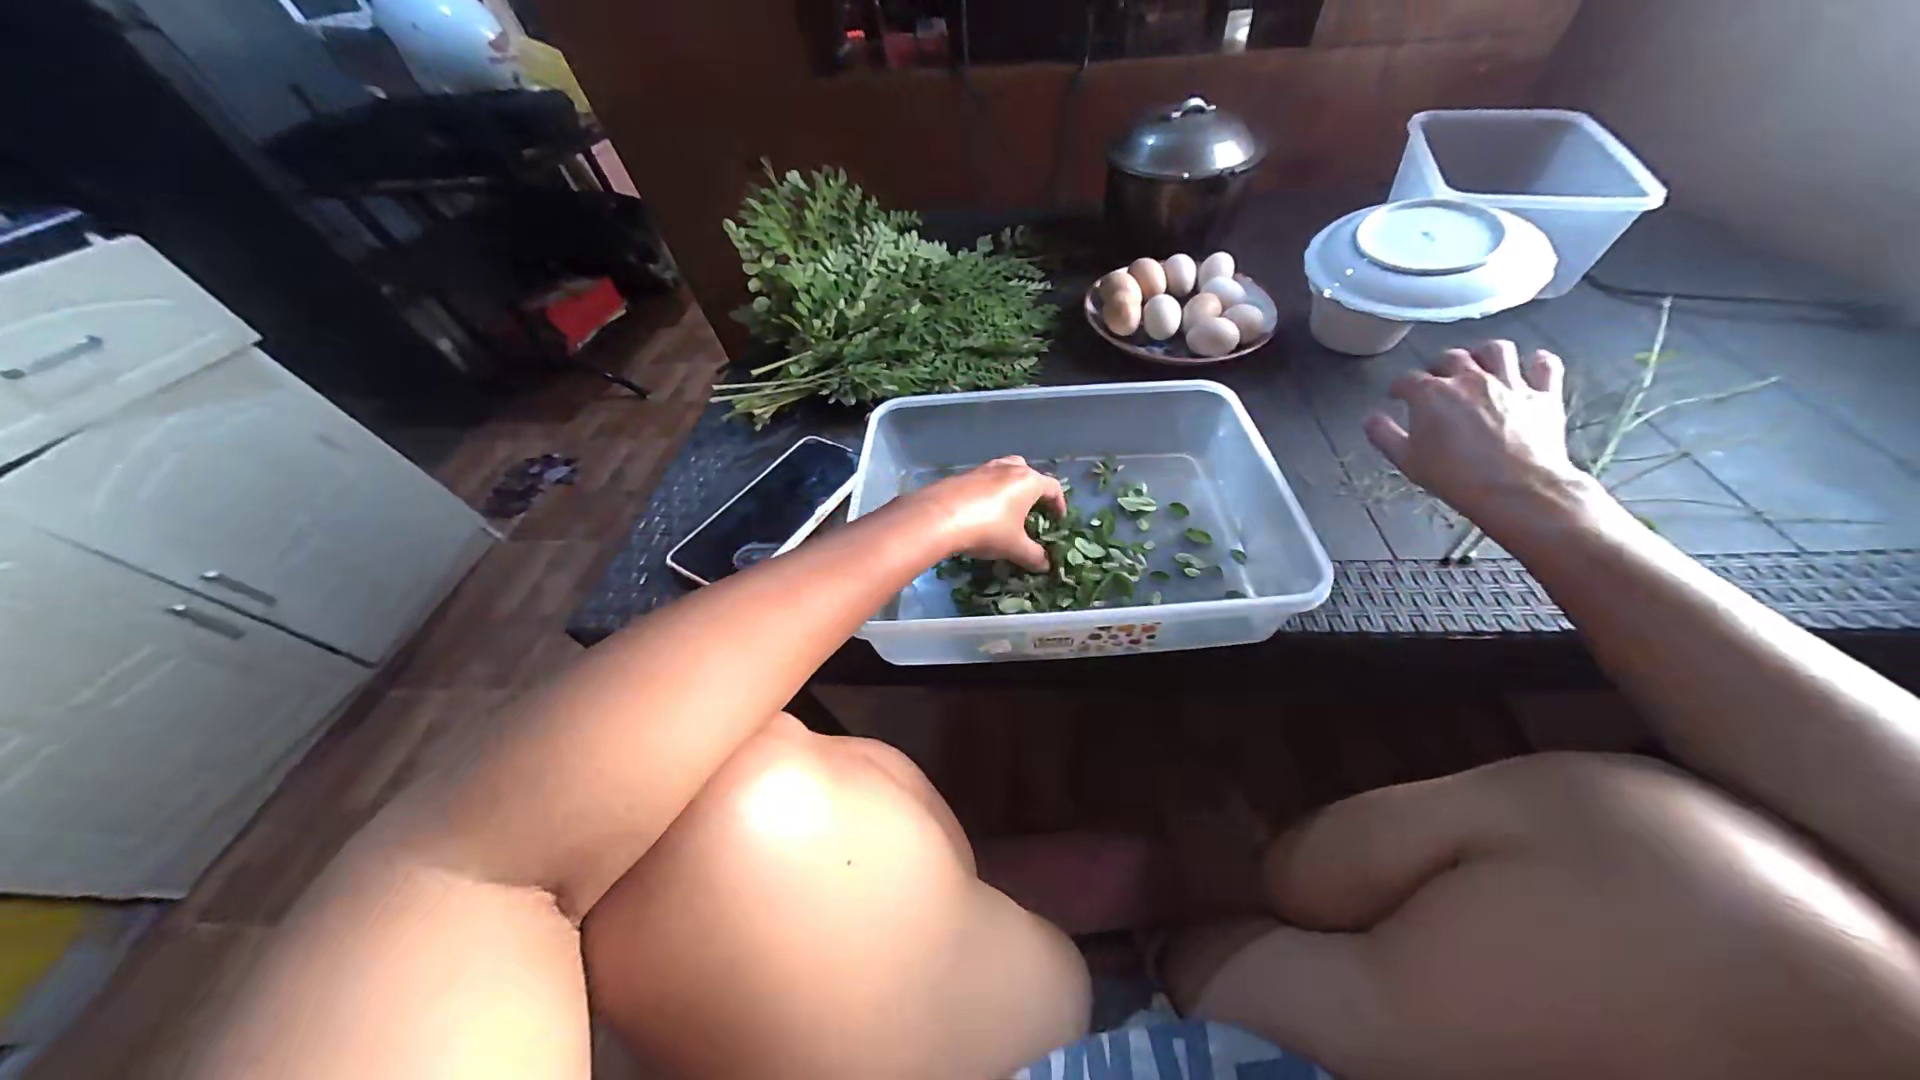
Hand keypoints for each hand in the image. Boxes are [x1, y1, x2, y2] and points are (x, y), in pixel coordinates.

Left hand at [917, 456, 1065, 571]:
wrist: (938, 517)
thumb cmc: (987, 529)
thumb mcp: (1014, 547)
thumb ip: (1034, 556)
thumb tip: (1045, 565)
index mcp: (1028, 481)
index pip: (1053, 488)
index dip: (1059, 504)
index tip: (1058, 520)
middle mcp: (1007, 468)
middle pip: (1027, 472)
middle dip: (1032, 490)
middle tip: (1031, 511)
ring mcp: (982, 469)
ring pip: (1003, 472)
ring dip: (1008, 488)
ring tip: (1006, 510)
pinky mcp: (961, 476)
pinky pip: (982, 481)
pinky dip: (987, 493)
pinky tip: (980, 512)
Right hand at [1364, 340, 1596, 533]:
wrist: (1516, 489)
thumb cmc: (1454, 476)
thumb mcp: (1405, 461)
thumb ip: (1383, 435)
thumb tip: (1371, 418)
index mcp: (1432, 394)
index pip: (1408, 379)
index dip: (1399, 387)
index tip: (1397, 396)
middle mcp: (1470, 379)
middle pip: (1451, 356)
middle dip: (1438, 365)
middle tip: (1435, 379)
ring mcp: (1510, 383)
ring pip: (1497, 349)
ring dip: (1484, 353)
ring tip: (1478, 364)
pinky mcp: (1544, 394)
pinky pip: (1545, 364)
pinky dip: (1536, 362)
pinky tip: (1529, 368)